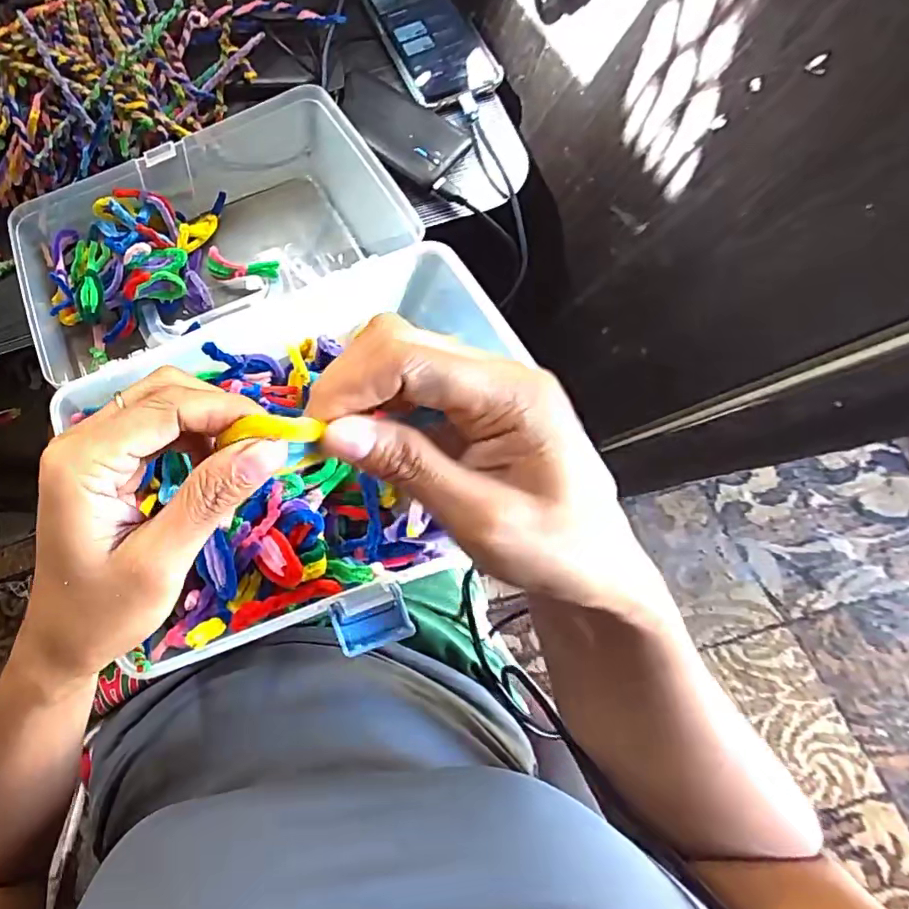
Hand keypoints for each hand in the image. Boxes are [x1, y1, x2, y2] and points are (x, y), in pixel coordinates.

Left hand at [24, 368, 290, 681]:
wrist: (61, 640)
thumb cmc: (101, 614)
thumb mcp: (160, 562)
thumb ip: (210, 499)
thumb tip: (266, 450)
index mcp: (82, 461)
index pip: (164, 407)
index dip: (225, 410)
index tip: (274, 433)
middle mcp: (80, 441)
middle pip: (161, 393)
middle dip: (217, 410)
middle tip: (262, 446)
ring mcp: (89, 449)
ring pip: (160, 405)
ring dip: (206, 423)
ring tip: (241, 462)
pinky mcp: (102, 462)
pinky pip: (154, 431)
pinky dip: (191, 441)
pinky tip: (213, 470)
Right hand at [305, 315, 669, 616]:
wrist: (593, 569)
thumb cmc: (551, 550)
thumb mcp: (478, 519)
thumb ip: (407, 466)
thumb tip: (331, 433)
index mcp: (511, 393)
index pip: (409, 356)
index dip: (350, 386)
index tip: (315, 433)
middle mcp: (493, 372)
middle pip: (396, 340)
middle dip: (346, 383)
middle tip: (320, 438)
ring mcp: (478, 382)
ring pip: (393, 354)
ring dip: (354, 392)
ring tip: (339, 440)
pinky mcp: (462, 400)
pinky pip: (401, 383)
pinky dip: (370, 406)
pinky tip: (365, 440)